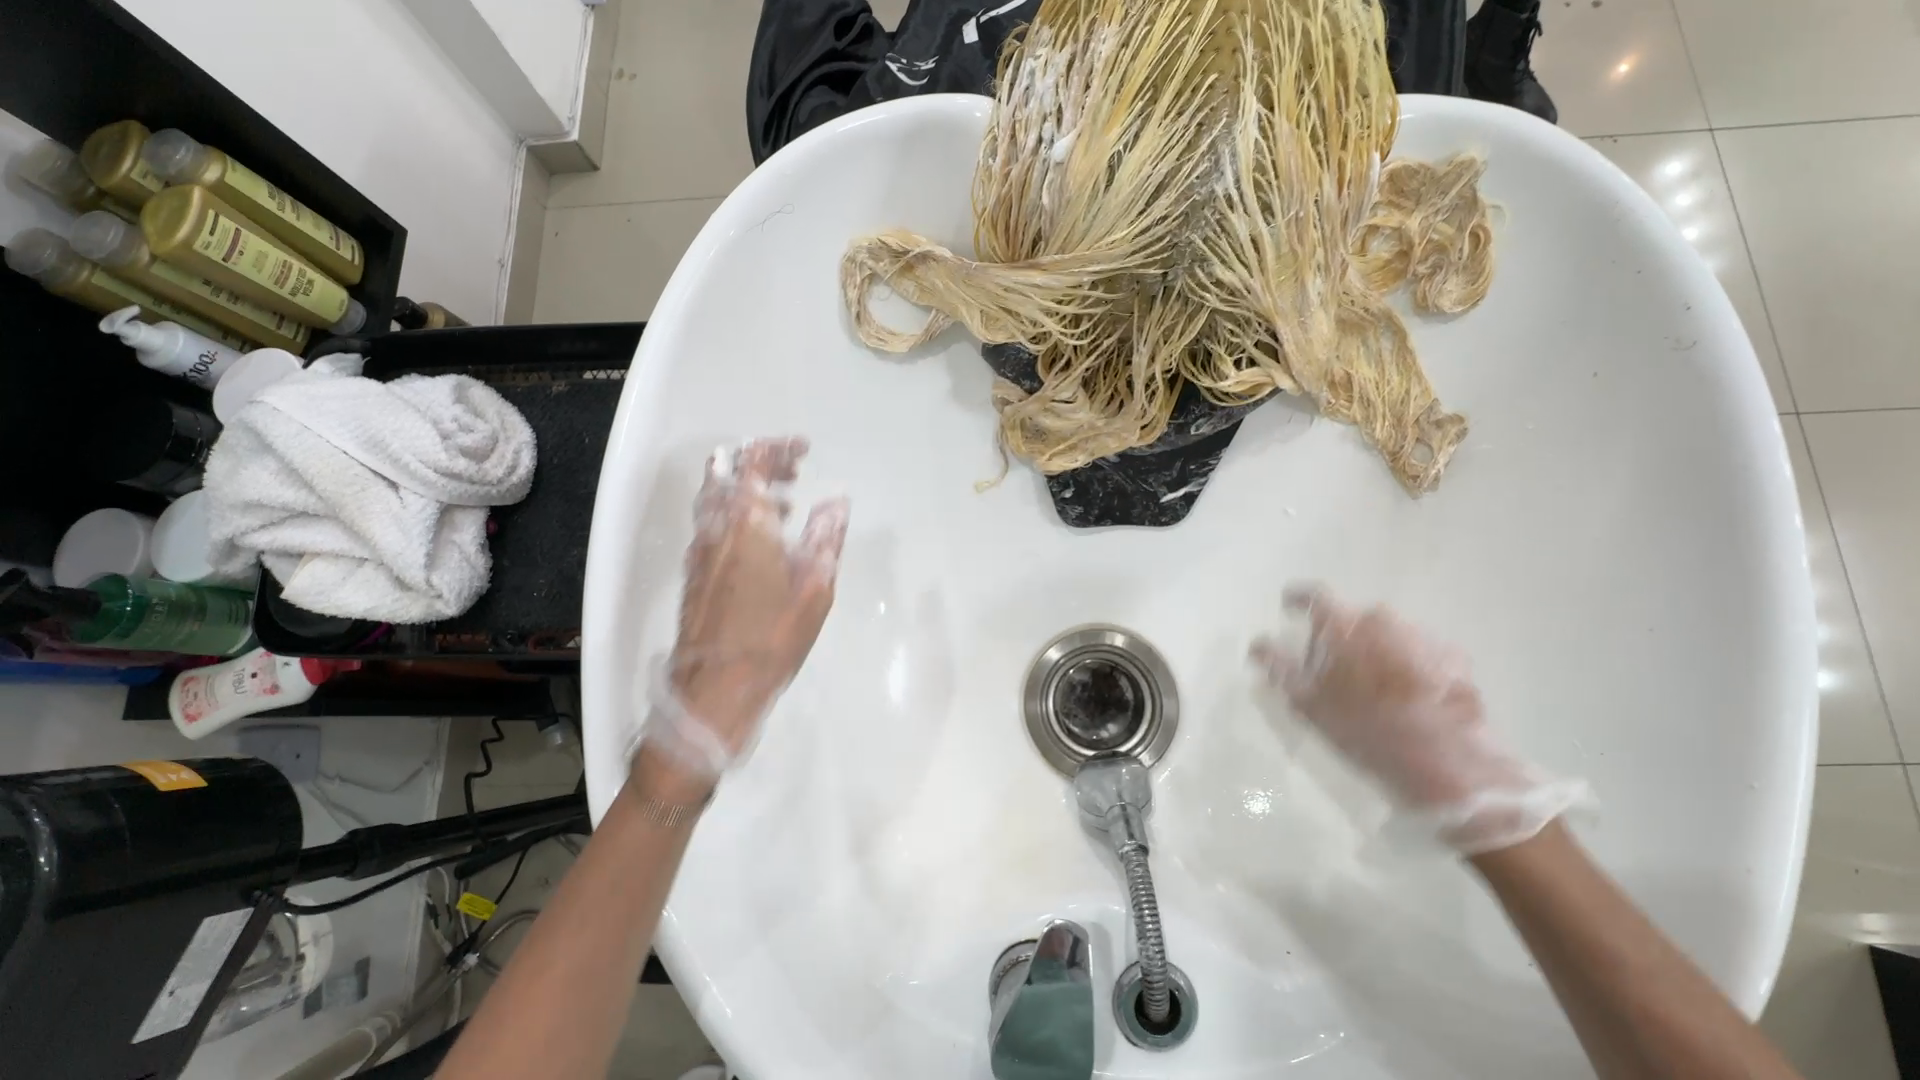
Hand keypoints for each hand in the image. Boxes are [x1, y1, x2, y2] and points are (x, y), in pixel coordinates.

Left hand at [642, 438, 848, 778]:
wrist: (714, 689)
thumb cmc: (772, 638)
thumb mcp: (816, 588)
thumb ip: (825, 538)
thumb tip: (835, 502)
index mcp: (746, 523)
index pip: (755, 462)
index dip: (779, 447)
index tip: (804, 450)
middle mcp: (714, 528)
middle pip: (726, 471)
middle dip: (760, 462)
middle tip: (793, 473)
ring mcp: (699, 551)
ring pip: (713, 497)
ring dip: (745, 488)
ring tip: (782, 505)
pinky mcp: (693, 573)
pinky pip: (710, 523)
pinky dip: (734, 513)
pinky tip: (759, 540)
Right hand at [1249, 584, 1587, 853]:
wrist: (1452, 764)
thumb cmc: (1369, 732)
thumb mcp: (1311, 706)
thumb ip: (1280, 669)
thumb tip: (1259, 646)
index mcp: (1345, 625)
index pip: (1314, 596)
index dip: (1296, 599)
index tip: (1287, 606)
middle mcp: (1384, 619)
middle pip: (1351, 619)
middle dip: (1337, 638)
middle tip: (1329, 670)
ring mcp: (1423, 636)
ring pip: (1385, 636)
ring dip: (1373, 653)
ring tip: (1370, 691)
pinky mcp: (1453, 658)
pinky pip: (1416, 653)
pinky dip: (1404, 667)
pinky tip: (1405, 700)